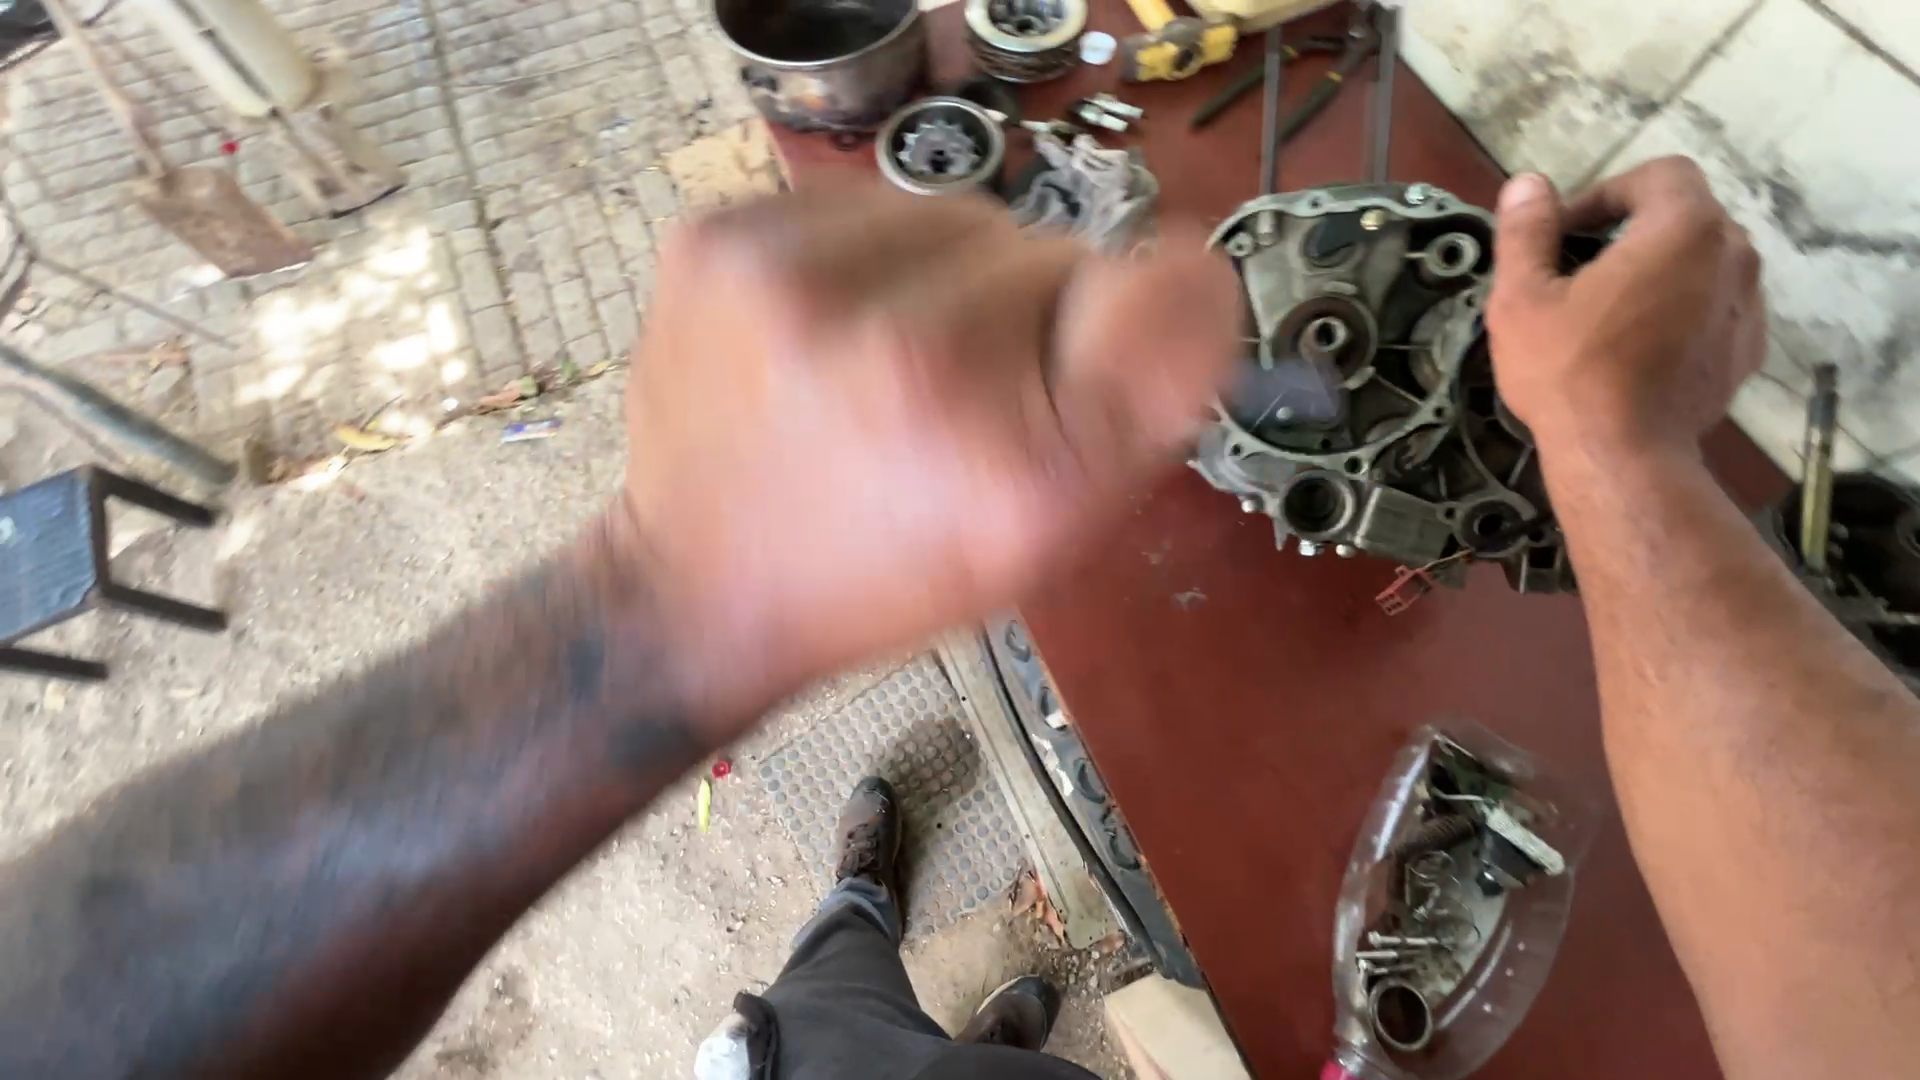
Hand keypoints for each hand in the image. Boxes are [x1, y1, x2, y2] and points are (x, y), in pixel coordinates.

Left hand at [614, 185, 1238, 727]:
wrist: (704, 588)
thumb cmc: (883, 576)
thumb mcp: (1041, 546)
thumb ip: (1137, 410)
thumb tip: (1176, 268)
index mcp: (1015, 471)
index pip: (1174, 294)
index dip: (1148, 318)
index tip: (1087, 364)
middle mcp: (911, 359)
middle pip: (1053, 249)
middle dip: (1027, 317)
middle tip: (953, 403)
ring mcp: (794, 284)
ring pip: (957, 214)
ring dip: (945, 280)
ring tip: (882, 369)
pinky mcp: (721, 238)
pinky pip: (861, 205)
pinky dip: (865, 261)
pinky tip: (824, 335)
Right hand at [1486, 157, 1765, 458]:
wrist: (1621, 449)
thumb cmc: (1564, 369)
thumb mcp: (1520, 299)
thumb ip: (1525, 234)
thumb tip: (1526, 185)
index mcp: (1682, 229)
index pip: (1657, 175)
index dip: (1602, 195)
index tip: (1560, 236)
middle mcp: (1732, 252)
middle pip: (1680, 218)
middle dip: (1624, 236)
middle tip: (1569, 278)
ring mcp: (1747, 301)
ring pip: (1696, 265)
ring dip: (1650, 275)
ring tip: (1598, 318)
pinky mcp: (1745, 345)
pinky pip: (1709, 308)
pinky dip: (1673, 313)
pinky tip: (1630, 351)